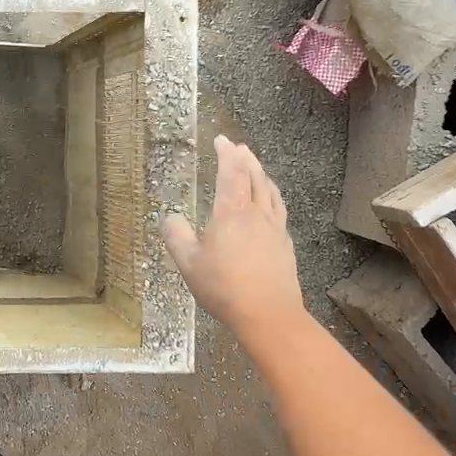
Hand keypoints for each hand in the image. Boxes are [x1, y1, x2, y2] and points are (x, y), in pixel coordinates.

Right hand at [162, 136, 303, 330]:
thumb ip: (176, 236)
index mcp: (231, 212)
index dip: (226, 153)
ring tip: (257, 169)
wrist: (269, 315)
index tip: (222, 140)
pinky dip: (272, 197)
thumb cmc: (224, 287)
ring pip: (271, 192)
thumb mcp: (188, 263)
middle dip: (247, 159)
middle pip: (255, 177)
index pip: (231, 173)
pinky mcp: (285, 245)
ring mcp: (275, 229)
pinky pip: (279, 210)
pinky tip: (270, 206)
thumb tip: (170, 217)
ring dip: (263, 175)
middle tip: (240, 147)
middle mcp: (256, 214)